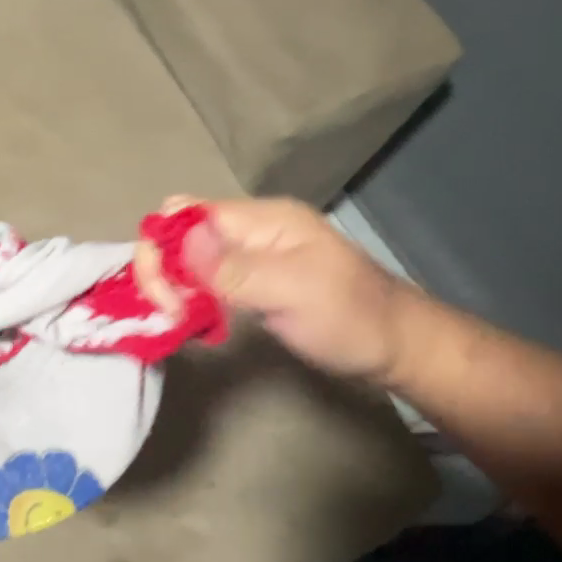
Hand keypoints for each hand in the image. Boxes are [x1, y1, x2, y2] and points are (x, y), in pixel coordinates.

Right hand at [136, 196, 419, 380]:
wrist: (400, 348)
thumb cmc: (352, 320)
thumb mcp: (293, 292)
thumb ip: (233, 266)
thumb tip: (177, 236)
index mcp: (261, 219)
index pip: (183, 213)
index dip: (162, 251)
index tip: (167, 300)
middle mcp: (250, 229)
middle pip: (178, 231)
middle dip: (161, 269)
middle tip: (171, 315)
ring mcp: (250, 254)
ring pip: (187, 256)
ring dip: (172, 285)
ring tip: (179, 321)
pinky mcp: (251, 280)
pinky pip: (203, 277)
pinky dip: (188, 295)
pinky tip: (193, 319)